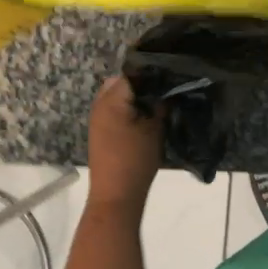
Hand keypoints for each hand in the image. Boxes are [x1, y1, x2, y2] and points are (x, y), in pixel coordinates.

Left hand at [85, 75, 163, 209]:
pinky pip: (113, 108)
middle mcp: (100, 104)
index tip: (170, 74)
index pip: (132, 73)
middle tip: (163, 89)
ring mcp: (97, 118)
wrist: (116, 196)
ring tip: (156, 102)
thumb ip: (161, 104)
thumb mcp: (155, 129)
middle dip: (141, 82)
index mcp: (112, 100)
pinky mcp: (99, 130)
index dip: (152, 72)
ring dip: (133, 95)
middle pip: (121, 81)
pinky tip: (145, 116)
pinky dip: (127, 107)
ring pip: (116, 94)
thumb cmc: (136, 160)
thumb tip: (169, 89)